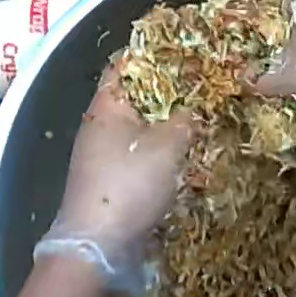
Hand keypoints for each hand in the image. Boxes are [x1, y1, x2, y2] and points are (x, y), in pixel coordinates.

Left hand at [42, 65, 191, 277]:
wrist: (97, 244)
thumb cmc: (130, 183)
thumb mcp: (168, 146)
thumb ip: (185, 120)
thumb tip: (195, 107)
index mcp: (106, 105)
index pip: (125, 64)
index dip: (152, 54)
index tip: (182, 51)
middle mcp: (98, 123)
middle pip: (133, 94)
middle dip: (164, 90)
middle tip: (198, 84)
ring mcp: (99, 152)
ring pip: (136, 124)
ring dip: (162, 121)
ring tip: (196, 114)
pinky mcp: (107, 177)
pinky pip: (135, 150)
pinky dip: (156, 146)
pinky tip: (180, 151)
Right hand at [250, 0, 295, 129]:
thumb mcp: (294, 79)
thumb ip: (263, 78)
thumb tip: (240, 81)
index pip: (261, 8)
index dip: (244, 26)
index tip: (230, 45)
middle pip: (283, 22)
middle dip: (267, 43)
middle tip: (249, 65)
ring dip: (291, 53)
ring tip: (274, 75)